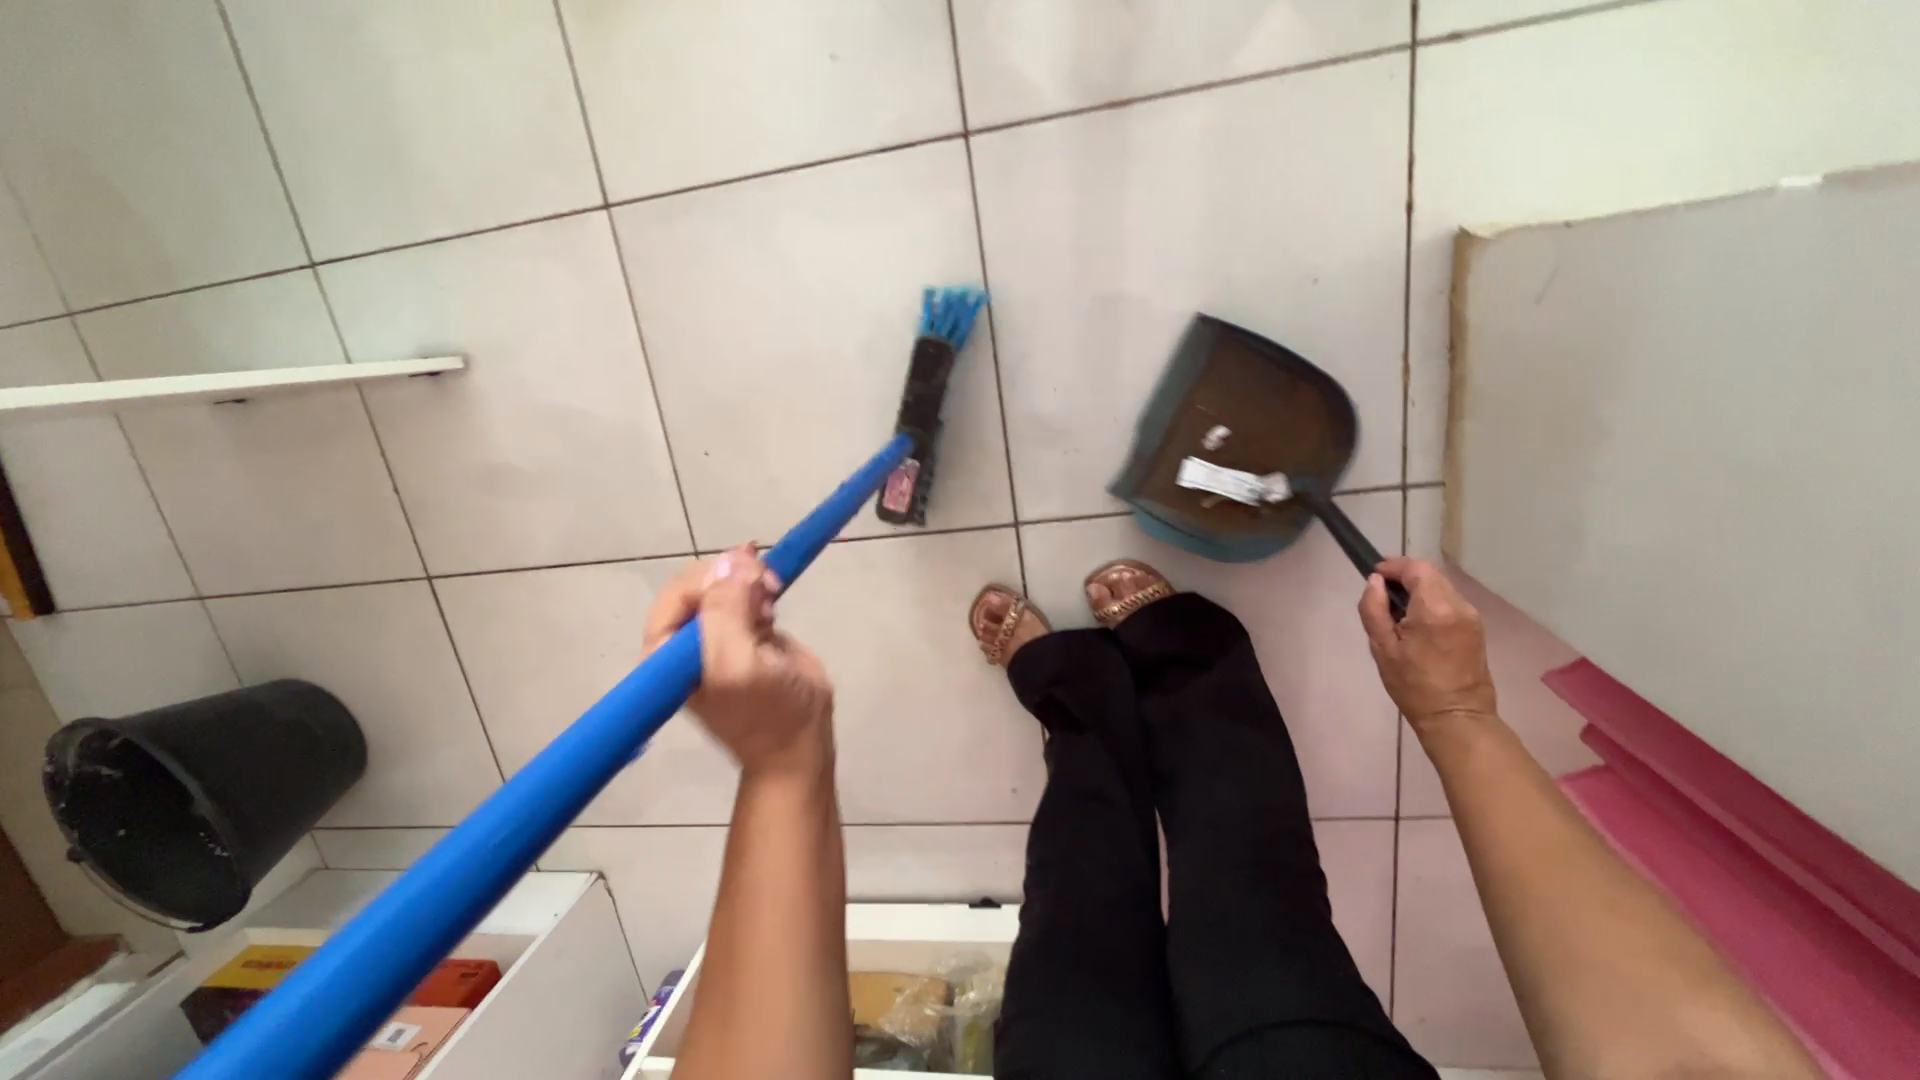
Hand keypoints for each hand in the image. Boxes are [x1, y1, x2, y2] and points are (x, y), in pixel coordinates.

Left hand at [644, 545, 834, 780]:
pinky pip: (746, 593)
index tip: (749, 578)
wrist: (801, 741)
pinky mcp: (747, 630)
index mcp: (666, 653)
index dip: (709, 578)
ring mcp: (718, 634)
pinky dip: (760, 585)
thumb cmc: (766, 712)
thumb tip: (732, 560)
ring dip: (749, 578)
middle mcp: (685, 640)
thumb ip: (725, 611)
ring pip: (725, 582)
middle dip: (732, 575)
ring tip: (773, 591)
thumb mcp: (737, 664)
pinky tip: (774, 593)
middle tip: (766, 582)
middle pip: (700, 583)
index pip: (675, 595)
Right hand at [1358, 557, 1496, 734]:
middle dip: (1405, 575)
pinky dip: (1430, 600)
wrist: (1456, 716)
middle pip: (1430, 573)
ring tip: (1397, 607)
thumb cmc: (1413, 685)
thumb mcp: (1382, 647)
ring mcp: (1471, 616)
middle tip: (1382, 591)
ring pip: (1441, 586)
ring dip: (1418, 588)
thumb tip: (1375, 582)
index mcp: (1434, 609)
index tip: (1375, 575)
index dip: (1393, 566)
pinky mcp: (1476, 626)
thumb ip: (1374, 609)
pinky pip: (1449, 601)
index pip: (1416, 568)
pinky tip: (1416, 620)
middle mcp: (1458, 606)